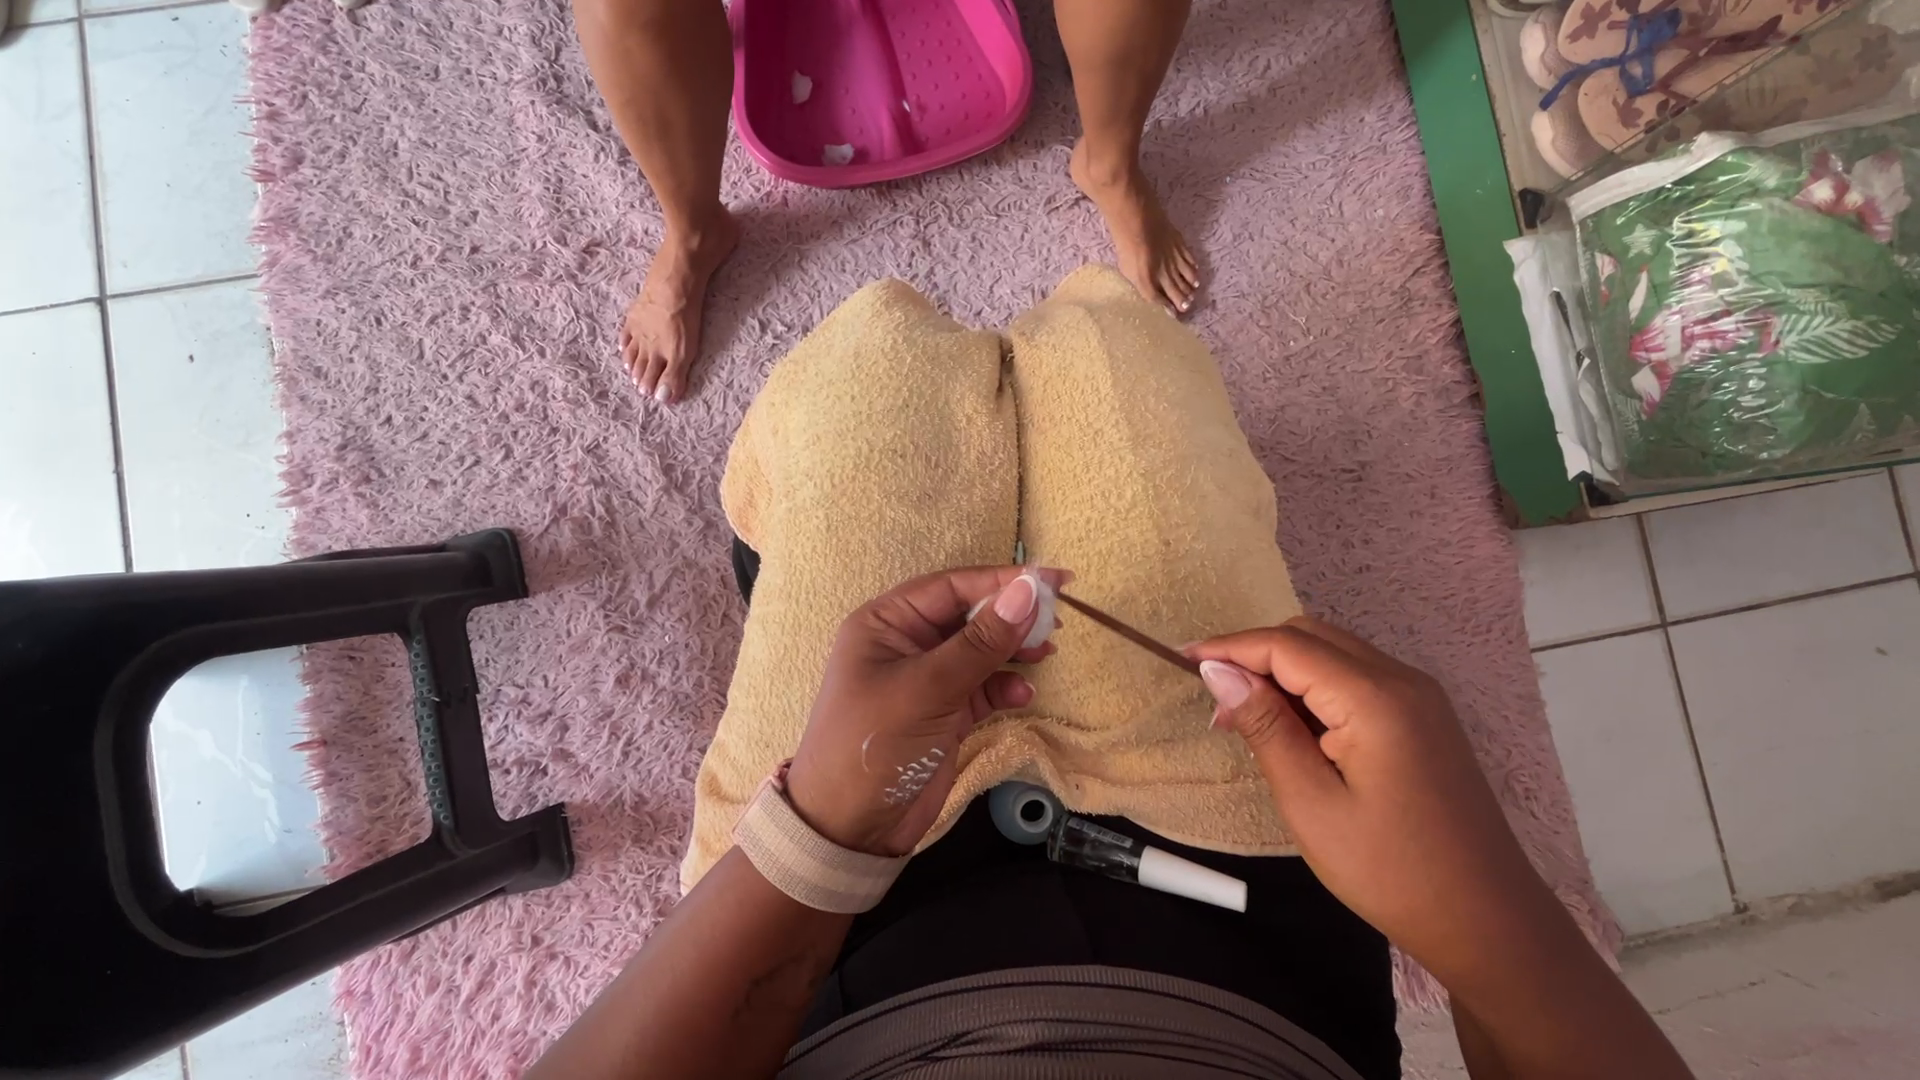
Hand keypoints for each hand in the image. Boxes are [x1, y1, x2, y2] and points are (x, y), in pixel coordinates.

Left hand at [785, 566, 1068, 856]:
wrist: (849, 830)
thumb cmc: (875, 744)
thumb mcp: (927, 688)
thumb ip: (981, 641)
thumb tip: (1029, 590)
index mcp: (887, 622)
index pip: (952, 586)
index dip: (1003, 580)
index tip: (1054, 578)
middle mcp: (907, 643)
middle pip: (970, 614)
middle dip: (1011, 615)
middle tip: (1057, 620)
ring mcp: (927, 679)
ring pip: (980, 649)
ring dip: (1013, 649)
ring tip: (1047, 651)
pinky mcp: (944, 712)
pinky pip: (982, 686)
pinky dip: (1004, 685)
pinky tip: (1022, 692)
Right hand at [1186, 618, 1566, 979]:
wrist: (1487, 921)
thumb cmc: (1389, 870)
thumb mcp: (1310, 802)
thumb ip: (1264, 726)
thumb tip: (1218, 670)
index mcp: (1374, 699)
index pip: (1286, 645)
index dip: (1230, 647)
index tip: (1182, 660)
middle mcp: (1402, 680)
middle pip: (1311, 636)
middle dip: (1255, 655)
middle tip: (1216, 702)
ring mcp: (1419, 696)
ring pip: (1333, 653)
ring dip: (1283, 671)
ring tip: (1247, 719)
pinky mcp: (1424, 717)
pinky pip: (1355, 677)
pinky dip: (1313, 688)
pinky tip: (1294, 729)